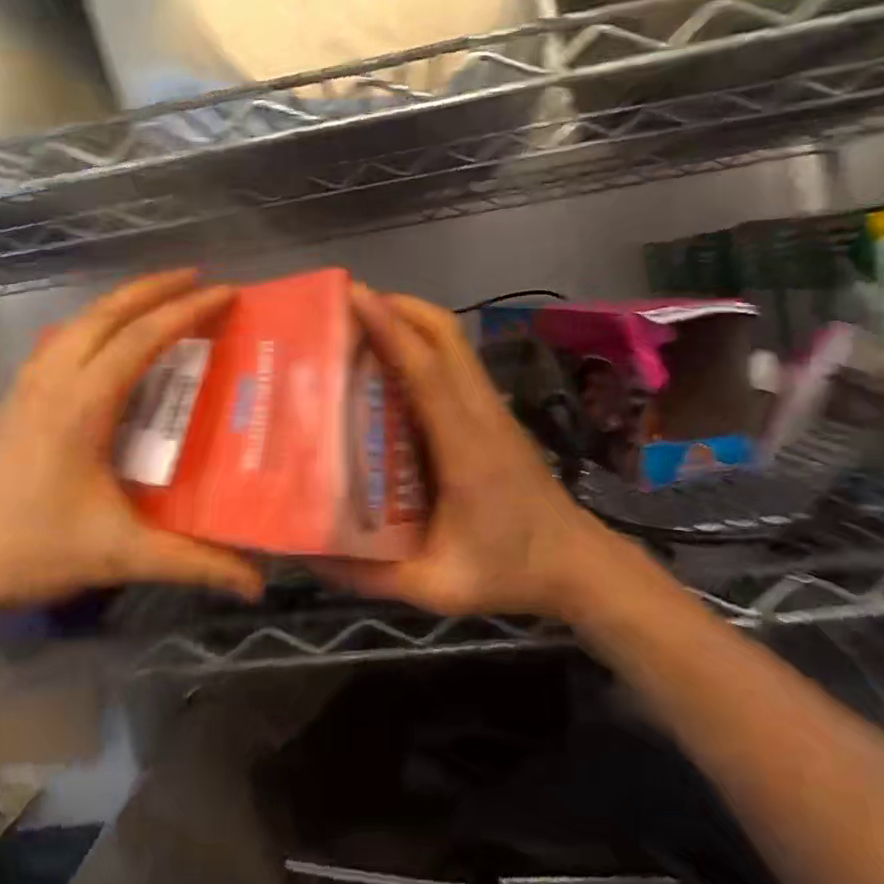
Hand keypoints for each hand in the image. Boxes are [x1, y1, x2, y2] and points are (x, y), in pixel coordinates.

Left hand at [0, 270, 261, 617]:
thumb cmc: (33, 552)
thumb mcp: (123, 556)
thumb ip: (194, 564)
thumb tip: (257, 582)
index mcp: (80, 407)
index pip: (140, 340)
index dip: (186, 311)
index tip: (226, 293)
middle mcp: (51, 385)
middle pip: (104, 314)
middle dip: (154, 289)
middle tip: (199, 279)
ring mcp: (26, 390)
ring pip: (77, 324)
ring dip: (121, 302)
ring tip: (161, 298)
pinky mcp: (14, 403)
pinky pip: (59, 343)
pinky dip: (92, 326)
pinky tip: (106, 341)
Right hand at [337, 286, 632, 618]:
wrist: (578, 563)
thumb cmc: (510, 571)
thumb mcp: (434, 587)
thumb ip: (368, 576)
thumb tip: (306, 555)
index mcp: (465, 449)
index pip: (427, 371)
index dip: (391, 329)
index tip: (353, 296)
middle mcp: (482, 416)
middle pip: (446, 336)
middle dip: (398, 308)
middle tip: (346, 307)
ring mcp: (494, 411)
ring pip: (456, 344)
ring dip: (413, 322)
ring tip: (362, 327)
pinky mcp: (498, 417)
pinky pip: (459, 365)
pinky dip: (426, 347)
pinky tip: (394, 369)